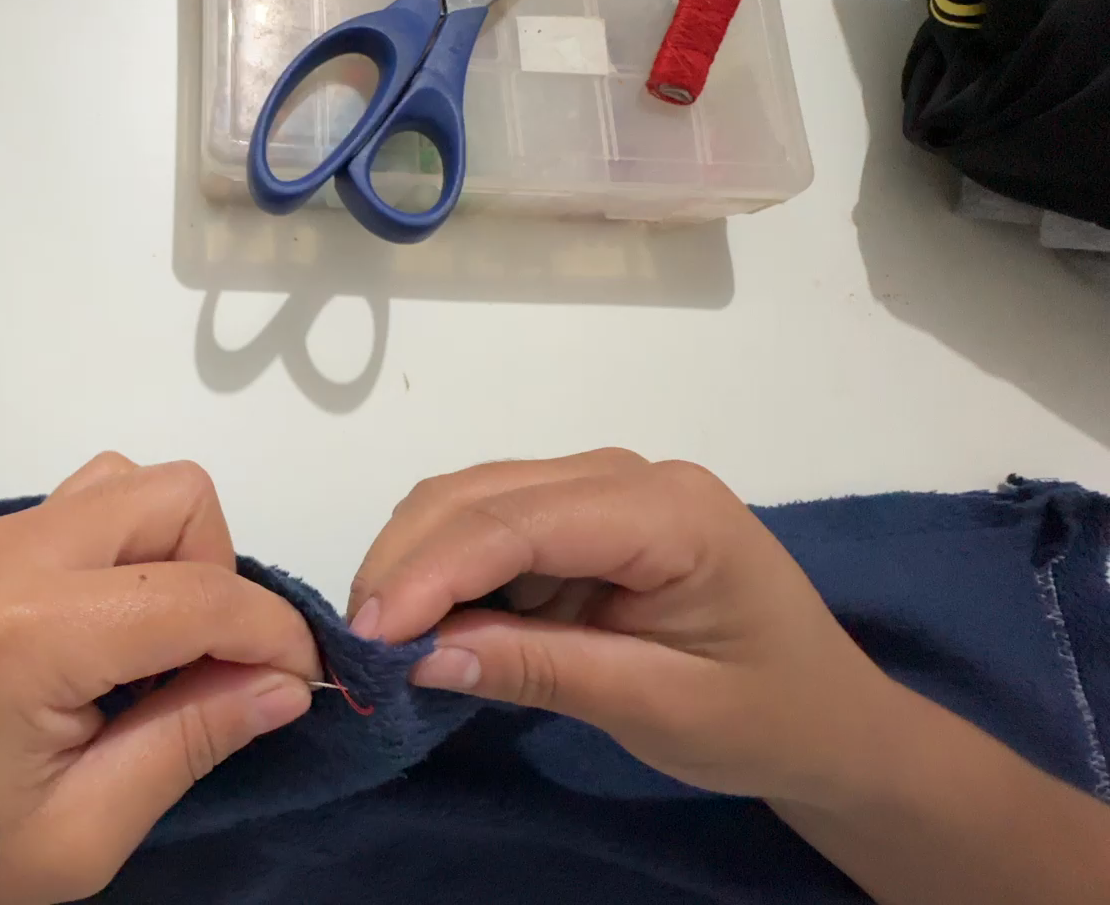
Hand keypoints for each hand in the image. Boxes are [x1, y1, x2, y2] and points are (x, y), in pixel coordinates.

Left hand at [0, 454, 318, 904]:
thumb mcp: (90, 829)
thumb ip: (194, 736)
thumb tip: (290, 679)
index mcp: (35, 629)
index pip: (199, 594)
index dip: (274, 632)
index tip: (306, 677)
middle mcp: (17, 549)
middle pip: (177, 496)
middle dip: (221, 573)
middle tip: (205, 661)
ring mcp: (1, 532)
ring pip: (141, 482)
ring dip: (180, 550)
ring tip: (157, 639)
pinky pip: (101, 497)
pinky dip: (139, 541)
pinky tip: (118, 615)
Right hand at [344, 448, 899, 801]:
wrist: (832, 719)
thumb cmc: (770, 719)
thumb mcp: (661, 709)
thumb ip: (538, 670)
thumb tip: (415, 656)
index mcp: (666, 511)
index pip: (515, 524)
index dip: (430, 573)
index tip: (370, 635)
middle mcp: (616, 474)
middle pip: (471, 496)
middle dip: (403, 563)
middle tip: (360, 641)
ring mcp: (587, 484)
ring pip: (459, 499)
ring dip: (409, 560)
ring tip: (382, 631)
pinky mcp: (564, 508)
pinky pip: (475, 522)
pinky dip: (435, 566)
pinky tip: (423, 612)